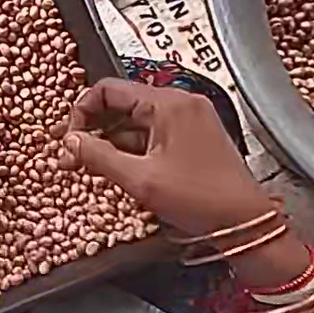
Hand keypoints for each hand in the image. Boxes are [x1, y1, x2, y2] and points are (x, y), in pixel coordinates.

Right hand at [54, 79, 269, 234]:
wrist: (244, 222)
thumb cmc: (199, 198)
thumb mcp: (140, 179)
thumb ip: (98, 156)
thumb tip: (69, 142)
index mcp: (168, 104)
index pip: (108, 90)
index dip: (81, 112)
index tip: (70, 139)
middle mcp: (179, 104)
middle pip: (119, 104)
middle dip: (91, 128)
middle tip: (70, 153)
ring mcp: (186, 120)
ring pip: (132, 122)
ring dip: (107, 142)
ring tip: (86, 166)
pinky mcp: (190, 138)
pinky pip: (148, 135)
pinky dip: (128, 149)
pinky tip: (113, 169)